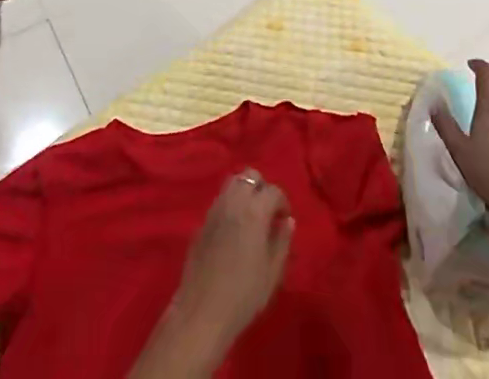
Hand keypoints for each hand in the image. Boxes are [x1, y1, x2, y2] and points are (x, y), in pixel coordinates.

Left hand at [169, 169, 293, 345]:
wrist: (202, 312)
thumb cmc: (244, 295)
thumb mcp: (272, 272)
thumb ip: (282, 241)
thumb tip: (287, 221)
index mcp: (254, 212)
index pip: (273, 190)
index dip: (282, 202)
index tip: (284, 220)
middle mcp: (232, 204)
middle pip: (249, 176)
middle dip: (261, 187)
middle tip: (267, 211)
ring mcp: (213, 211)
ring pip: (231, 184)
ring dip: (244, 192)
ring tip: (251, 218)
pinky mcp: (201, 223)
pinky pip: (219, 201)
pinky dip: (230, 205)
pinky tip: (234, 230)